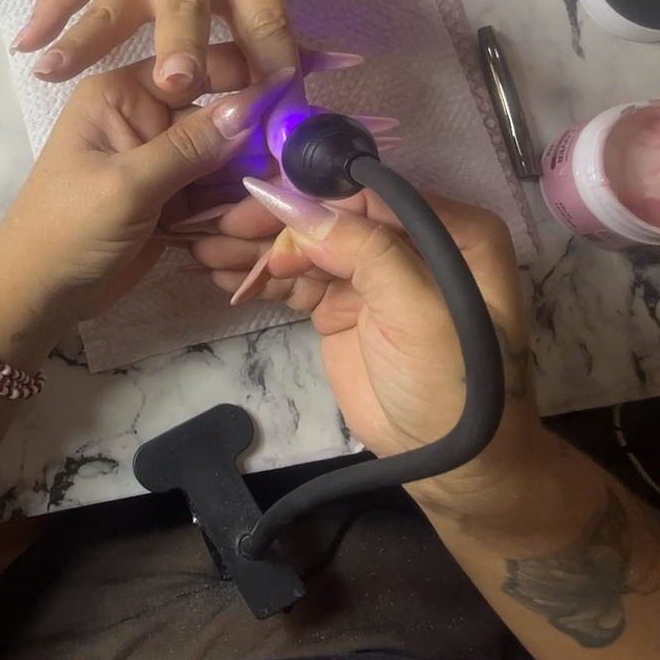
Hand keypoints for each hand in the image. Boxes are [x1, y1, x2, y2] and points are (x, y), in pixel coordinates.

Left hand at [0, 48, 292, 363]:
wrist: (39, 294)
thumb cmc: (67, 229)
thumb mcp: (127, 184)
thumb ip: (190, 146)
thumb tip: (253, 104)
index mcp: (121, 94)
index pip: (196, 70)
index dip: (248, 83)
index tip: (299, 102)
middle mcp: (143, 117)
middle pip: (219, 118)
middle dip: (253, 148)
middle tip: (292, 175)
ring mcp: (158, 160)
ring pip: (223, 161)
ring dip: (245, 187)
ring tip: (268, 212)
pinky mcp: (169, 197)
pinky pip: (214, 194)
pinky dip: (230, 211)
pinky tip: (248, 228)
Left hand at [9, 0, 390, 90]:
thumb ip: (61, 3)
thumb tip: (23, 50)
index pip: (98, 14)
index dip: (73, 42)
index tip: (48, 73)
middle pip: (182, 12)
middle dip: (182, 46)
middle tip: (181, 83)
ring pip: (256, 4)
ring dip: (271, 41)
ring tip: (286, 83)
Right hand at [189, 182, 547, 508]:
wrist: (449, 464)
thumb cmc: (454, 387)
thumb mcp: (418, 312)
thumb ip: (364, 251)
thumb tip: (294, 205)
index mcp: (449, 231)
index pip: (365, 196)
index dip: (307, 199)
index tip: (252, 204)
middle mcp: (408, 242)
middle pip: (326, 218)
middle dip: (269, 224)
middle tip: (218, 230)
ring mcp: (370, 273)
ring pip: (303, 247)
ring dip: (254, 250)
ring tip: (205, 251)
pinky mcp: (339, 302)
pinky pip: (294, 279)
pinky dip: (259, 278)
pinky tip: (224, 274)